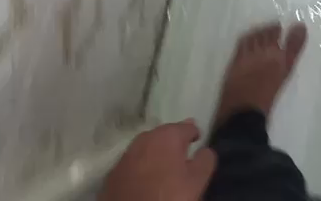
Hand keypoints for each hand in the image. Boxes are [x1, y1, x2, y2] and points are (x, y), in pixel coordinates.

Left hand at [99, 121, 217, 200]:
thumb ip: (205, 160)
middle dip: (173, 144)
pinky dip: (141, 166)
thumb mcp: (196, 182)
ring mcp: (127, 153)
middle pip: (165, 135)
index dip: (195, 135)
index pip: (188, 126)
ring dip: (156, 154)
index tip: (198, 143)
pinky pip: (134, 163)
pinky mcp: (114, 171)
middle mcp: (146, 136)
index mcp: (168, 134)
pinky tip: (145, 180)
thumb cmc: (168, 197)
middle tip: (181, 159)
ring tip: (163, 169)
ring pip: (147, 147)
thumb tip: (205, 149)